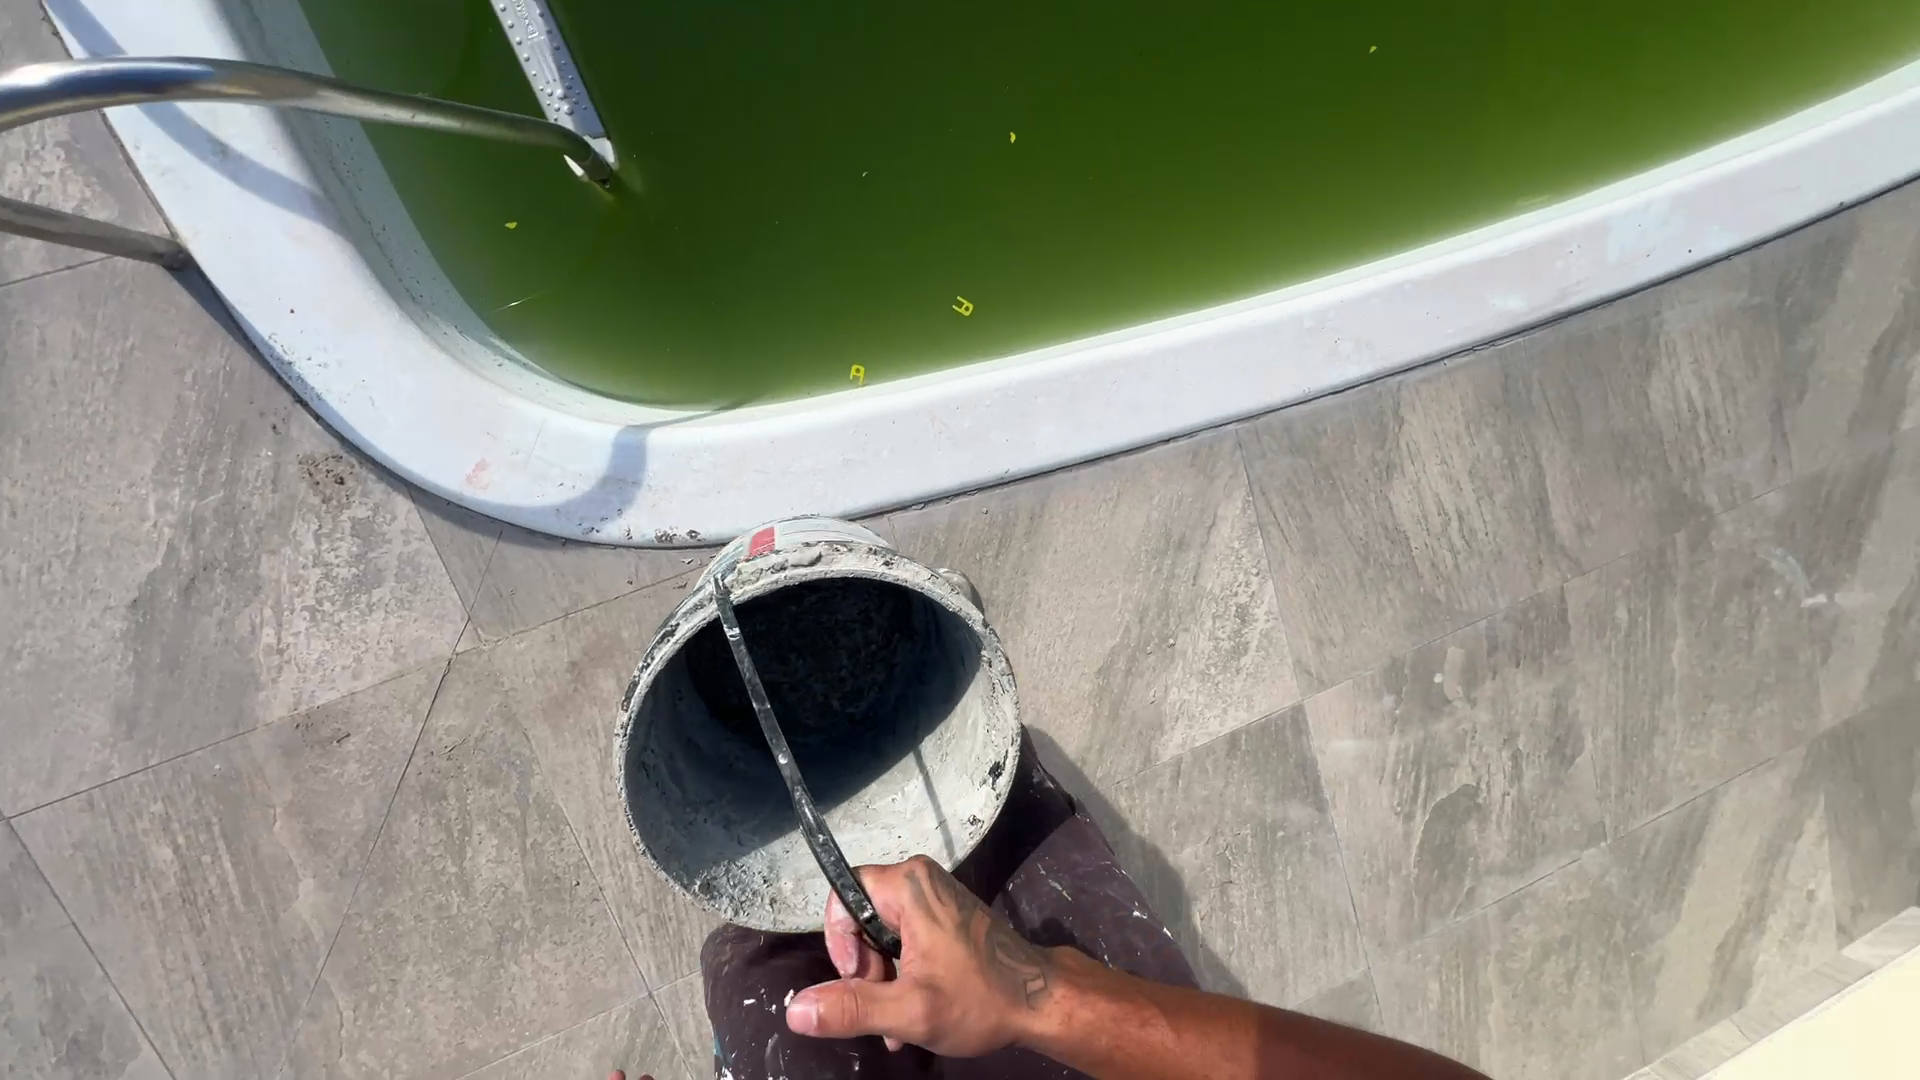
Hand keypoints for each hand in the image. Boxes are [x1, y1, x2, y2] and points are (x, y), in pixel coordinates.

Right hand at [785, 855, 1054, 1056]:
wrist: (1038, 998)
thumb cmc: (977, 997)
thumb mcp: (908, 1010)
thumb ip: (851, 1007)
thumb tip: (796, 1010)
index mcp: (908, 884)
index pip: (844, 895)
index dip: (841, 941)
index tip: (861, 978)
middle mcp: (919, 877)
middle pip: (862, 915)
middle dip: (865, 966)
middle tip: (885, 1001)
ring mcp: (934, 894)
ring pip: (882, 930)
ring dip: (882, 976)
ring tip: (899, 1020)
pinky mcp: (944, 912)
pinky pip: (903, 934)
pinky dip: (901, 969)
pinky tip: (911, 1008)